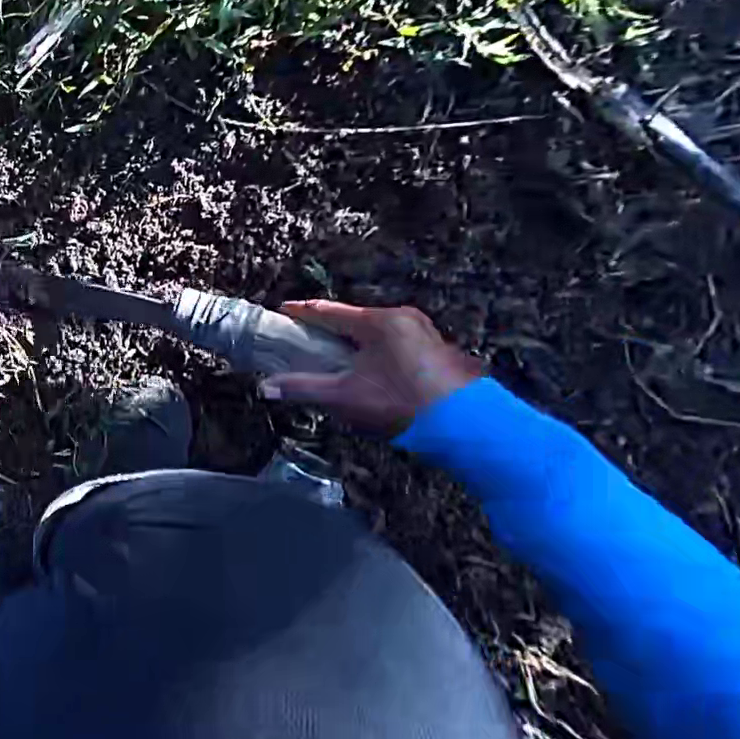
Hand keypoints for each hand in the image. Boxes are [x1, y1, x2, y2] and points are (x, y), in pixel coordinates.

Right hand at [259, 300, 482, 433]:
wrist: (473, 428)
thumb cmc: (403, 405)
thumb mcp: (345, 397)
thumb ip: (303, 389)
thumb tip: (266, 388)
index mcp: (379, 322)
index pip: (328, 310)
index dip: (301, 312)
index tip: (282, 312)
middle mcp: (403, 319)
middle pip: (352, 318)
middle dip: (326, 328)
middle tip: (303, 338)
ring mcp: (424, 333)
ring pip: (374, 330)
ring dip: (351, 341)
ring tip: (331, 355)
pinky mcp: (437, 351)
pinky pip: (393, 342)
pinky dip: (372, 350)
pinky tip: (364, 368)